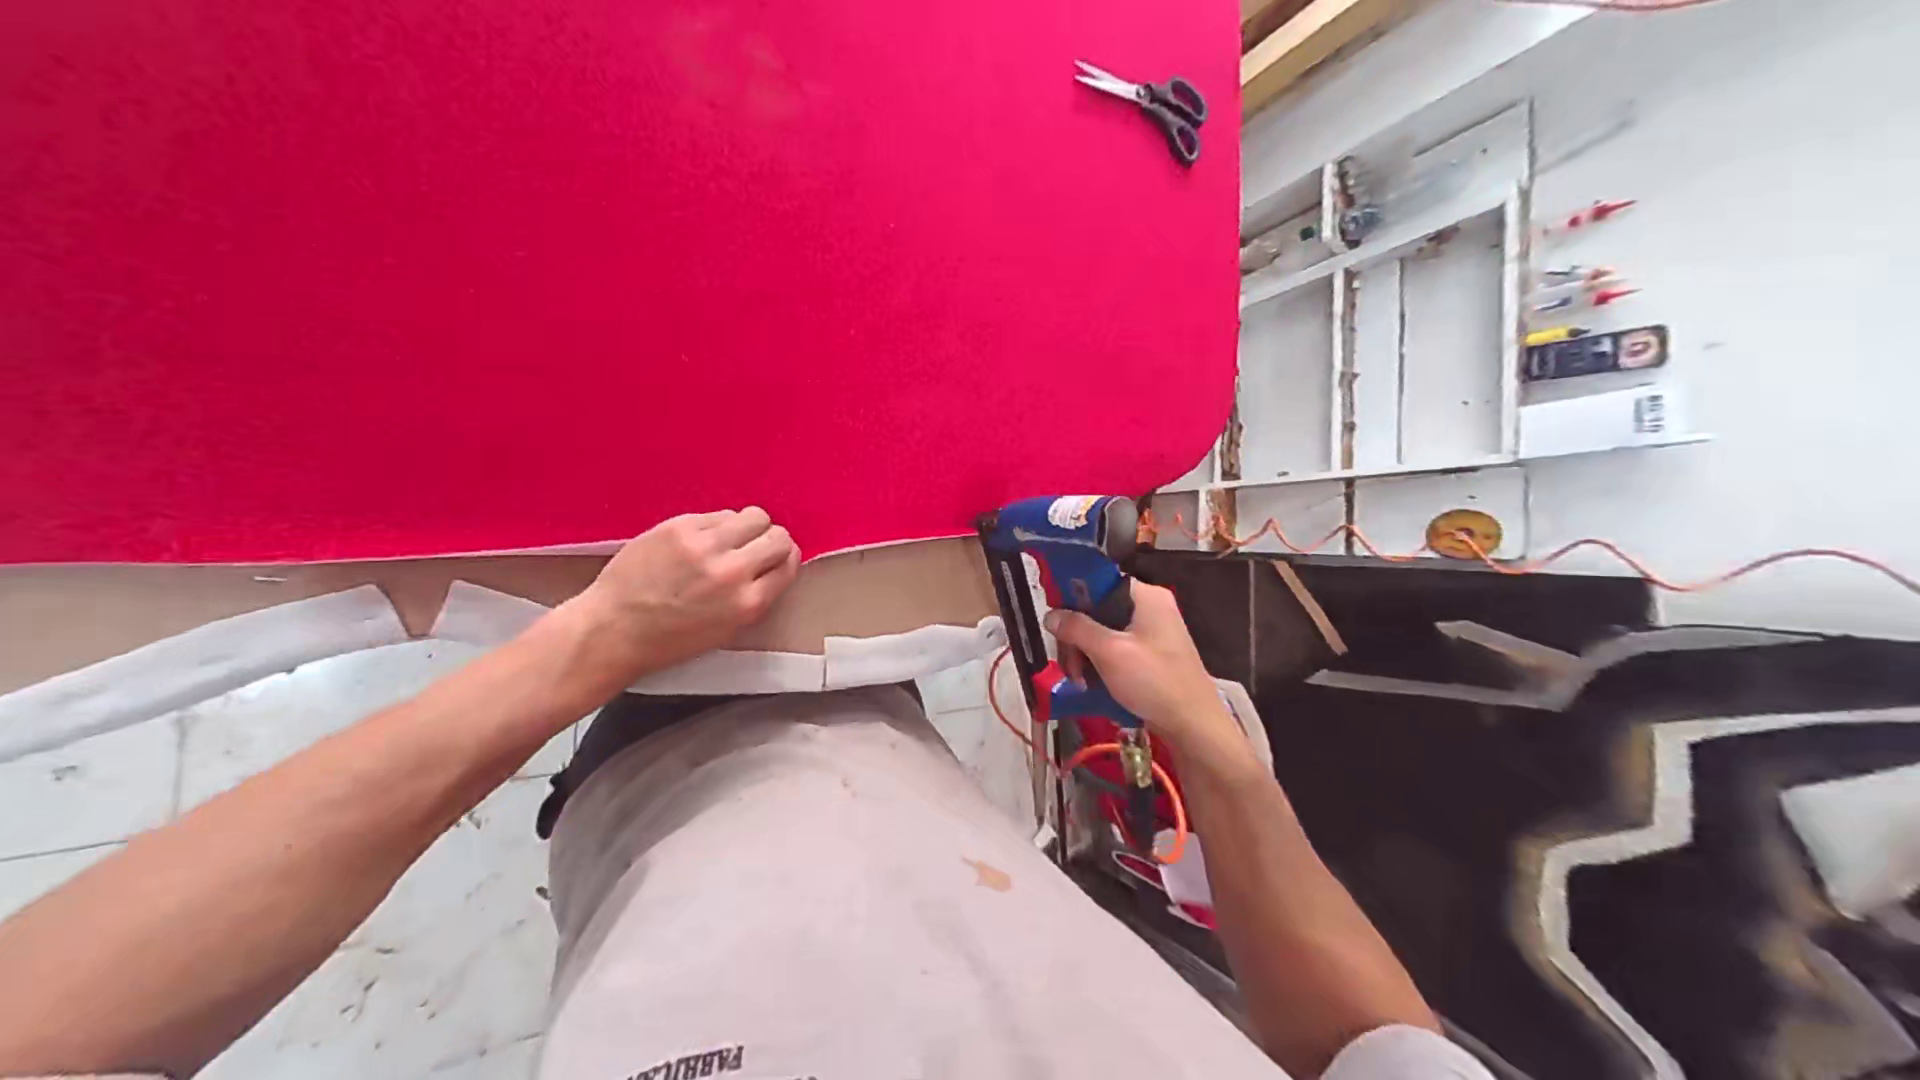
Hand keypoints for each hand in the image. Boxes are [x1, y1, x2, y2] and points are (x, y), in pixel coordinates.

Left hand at [568, 507, 800, 678]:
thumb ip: (756, 596)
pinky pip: (718, 514)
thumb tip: (774, 564)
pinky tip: (700, 539)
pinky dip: (717, 524)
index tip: (775, 558)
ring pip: (755, 516)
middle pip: (779, 536)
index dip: (785, 557)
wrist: (614, 629)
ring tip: (730, 538)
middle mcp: (733, 572)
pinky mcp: (680, 526)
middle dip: (772, 540)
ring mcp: (706, 546)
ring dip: (748, 526)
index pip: (789, 563)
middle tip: (755, 546)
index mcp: (748, 604)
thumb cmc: (669, 639)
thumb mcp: (728, 629)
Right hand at [1043, 581, 1247, 760]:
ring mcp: (1151, 630)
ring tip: (1081, 682)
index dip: (1072, 599)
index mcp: (1145, 596)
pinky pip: (1115, 647)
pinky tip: (1093, 683)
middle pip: (1097, 609)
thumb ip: (1077, 628)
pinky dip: (1100, 663)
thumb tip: (1050, 614)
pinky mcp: (1150, 652)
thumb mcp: (1109, 652)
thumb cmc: (1153, 682)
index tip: (1056, 624)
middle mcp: (1149, 606)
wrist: (1193, 726)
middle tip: (1071, 668)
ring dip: (1085, 655)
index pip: (1098, 581)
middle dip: (1077, 638)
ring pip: (1102, 631)